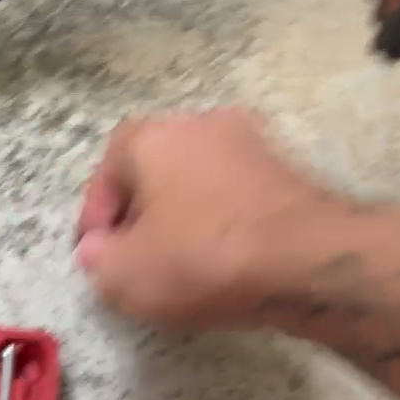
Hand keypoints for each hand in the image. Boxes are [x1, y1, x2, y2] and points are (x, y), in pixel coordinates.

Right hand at [75, 108, 345, 327]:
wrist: (304, 262)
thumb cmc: (198, 259)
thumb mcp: (122, 275)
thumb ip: (97, 259)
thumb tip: (98, 249)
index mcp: (154, 137)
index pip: (108, 166)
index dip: (95, 214)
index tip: (95, 253)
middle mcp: (203, 124)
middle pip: (153, 170)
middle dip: (137, 214)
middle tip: (130, 258)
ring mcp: (252, 143)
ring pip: (195, 182)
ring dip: (178, 218)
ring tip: (173, 265)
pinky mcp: (286, 172)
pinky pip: (231, 197)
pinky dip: (216, 224)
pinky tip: (214, 262)